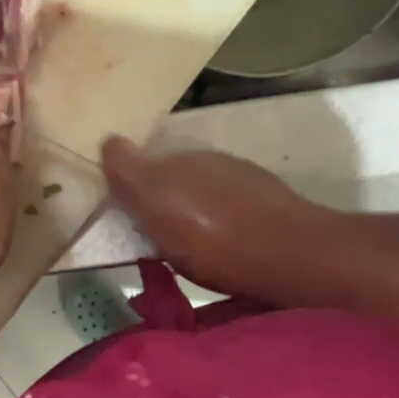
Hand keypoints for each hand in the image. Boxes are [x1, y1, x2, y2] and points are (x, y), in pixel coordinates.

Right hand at [101, 136, 322, 296]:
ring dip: (185, 210)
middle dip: (154, 195)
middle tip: (142, 227)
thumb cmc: (213, 236)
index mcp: (180, 158)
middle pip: (170, 176)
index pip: (140, 160)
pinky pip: (223, 210)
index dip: (125, 178)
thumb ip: (130, 174)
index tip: (114, 203)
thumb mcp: (157, 204)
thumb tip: (108, 141)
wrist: (290, 256)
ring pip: (198, 192)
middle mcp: (210, 161)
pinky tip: (212, 245)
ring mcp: (241, 181)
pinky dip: (211, 223)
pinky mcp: (265, 206)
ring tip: (175, 240)